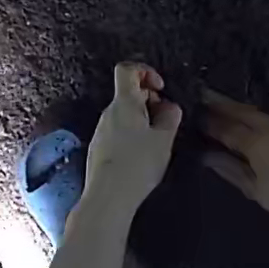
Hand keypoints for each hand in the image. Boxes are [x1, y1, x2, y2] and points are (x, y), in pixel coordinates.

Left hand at [82, 62, 181, 216]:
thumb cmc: (138, 164)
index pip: (127, 69)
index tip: (160, 89)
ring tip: (156, 141)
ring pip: (124, 113)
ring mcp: (101, 130)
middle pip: (128, 93)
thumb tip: (169, 106)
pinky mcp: (98, 148)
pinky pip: (118, 130)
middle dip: (149, 100)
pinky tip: (141, 156)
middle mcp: (109, 112)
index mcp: (124, 103)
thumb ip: (170, 117)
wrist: (107, 198)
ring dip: (142, 119)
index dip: (145, 70)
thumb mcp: (164, 139)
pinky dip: (132, 133)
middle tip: (165, 120)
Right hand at [200, 89, 268, 236]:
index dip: (212, 122)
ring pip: (267, 119)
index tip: (197, 113)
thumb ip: (233, 172)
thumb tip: (209, 157)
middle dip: (225, 106)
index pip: (228, 129)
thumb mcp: (261, 194)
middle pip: (245, 113)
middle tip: (207, 97)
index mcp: (259, 144)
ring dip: (249, 116)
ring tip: (235, 116)